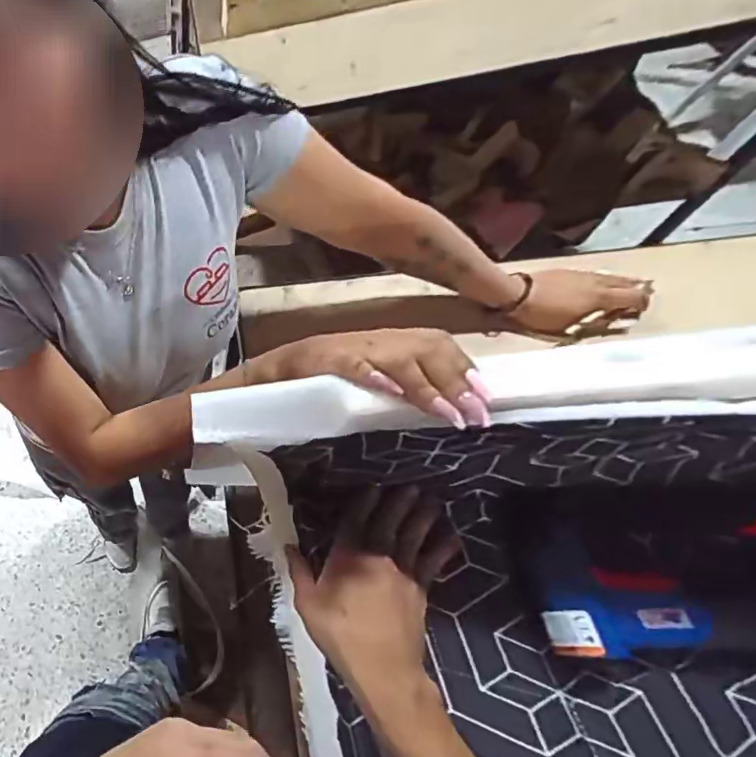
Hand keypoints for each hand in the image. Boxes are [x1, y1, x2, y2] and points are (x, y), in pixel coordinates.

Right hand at [263, 329, 492, 428]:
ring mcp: (349, 349)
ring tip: (450, 416)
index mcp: (386, 343)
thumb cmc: (318, 381)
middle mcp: (374, 340)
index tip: (487, 398)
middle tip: (478, 416)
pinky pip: (352, 366)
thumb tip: (445, 405)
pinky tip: (392, 392)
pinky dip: (373, 376)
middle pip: (428, 348)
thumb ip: (397, 385)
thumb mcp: (365, 380)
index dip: (464, 368)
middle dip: (458, 381)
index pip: (436, 344)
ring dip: (428, 387)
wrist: (268, 374)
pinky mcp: (322, 361)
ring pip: (400, 359)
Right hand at [287, 486, 454, 693]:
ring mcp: (403, 573)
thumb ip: (300, 572)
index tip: (372, 486)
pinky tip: (452, 536)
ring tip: (432, 501)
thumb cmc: (340, 636)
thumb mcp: (308, 605)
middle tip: (410, 486)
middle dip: (398, 502)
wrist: (383, 670)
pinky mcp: (421, 589)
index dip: (363, 502)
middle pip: (389, 523)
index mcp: (347, 559)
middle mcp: (378, 558)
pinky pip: (434, 563)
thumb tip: (289, 546)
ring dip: (423, 517)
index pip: (354, 521)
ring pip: (413, 537)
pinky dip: (443, 548)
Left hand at [506, 269, 651, 338]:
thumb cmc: (540, 315)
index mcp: (600, 296)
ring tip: (620, 293)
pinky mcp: (569, 271)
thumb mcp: (568, 328)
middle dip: (636, 291)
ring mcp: (582, 273)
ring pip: (611, 277)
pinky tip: (597, 288)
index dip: (643, 304)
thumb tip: (613, 322)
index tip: (639, 312)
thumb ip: (594, 324)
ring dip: (620, 285)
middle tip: (637, 300)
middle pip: (628, 282)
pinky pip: (595, 275)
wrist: (515, 293)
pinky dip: (603, 281)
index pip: (636, 296)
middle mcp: (597, 281)